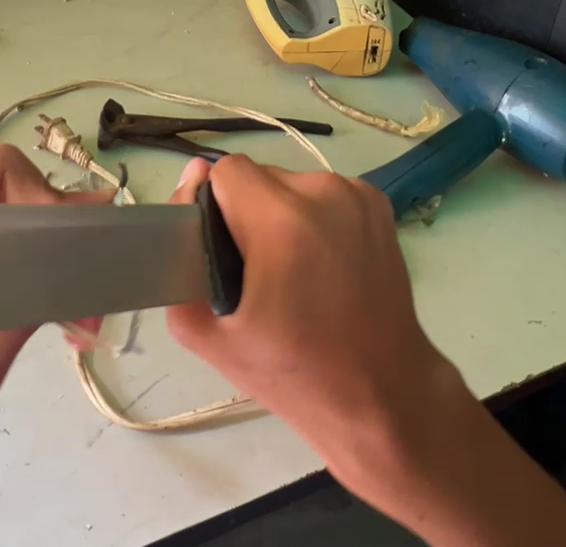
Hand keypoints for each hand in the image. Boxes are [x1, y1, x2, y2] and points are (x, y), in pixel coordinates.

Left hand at [0, 146, 110, 546]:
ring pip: (1, 217)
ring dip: (41, 262)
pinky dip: (19, 275)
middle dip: (52, 243)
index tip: (76, 272)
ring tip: (69, 321)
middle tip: (82, 309)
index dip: (49, 214)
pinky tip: (35, 318)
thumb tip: (87, 236)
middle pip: (4, 191)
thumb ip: (16, 308)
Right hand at [165, 156, 453, 473]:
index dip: (213, 204)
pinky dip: (313, 216)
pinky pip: (323, 193)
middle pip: (258, 175)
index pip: (224, 171)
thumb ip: (182, 256)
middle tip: (255, 268)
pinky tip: (321, 262)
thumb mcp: (211, 337)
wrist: (383, 394)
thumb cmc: (294, 374)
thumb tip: (189, 185)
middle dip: (246, 211)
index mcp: (282, 221)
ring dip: (280, 212)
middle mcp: (323, 193)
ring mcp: (356, 194)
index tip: (220, 246)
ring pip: (291, 183)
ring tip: (291, 269)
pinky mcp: (378, 203)